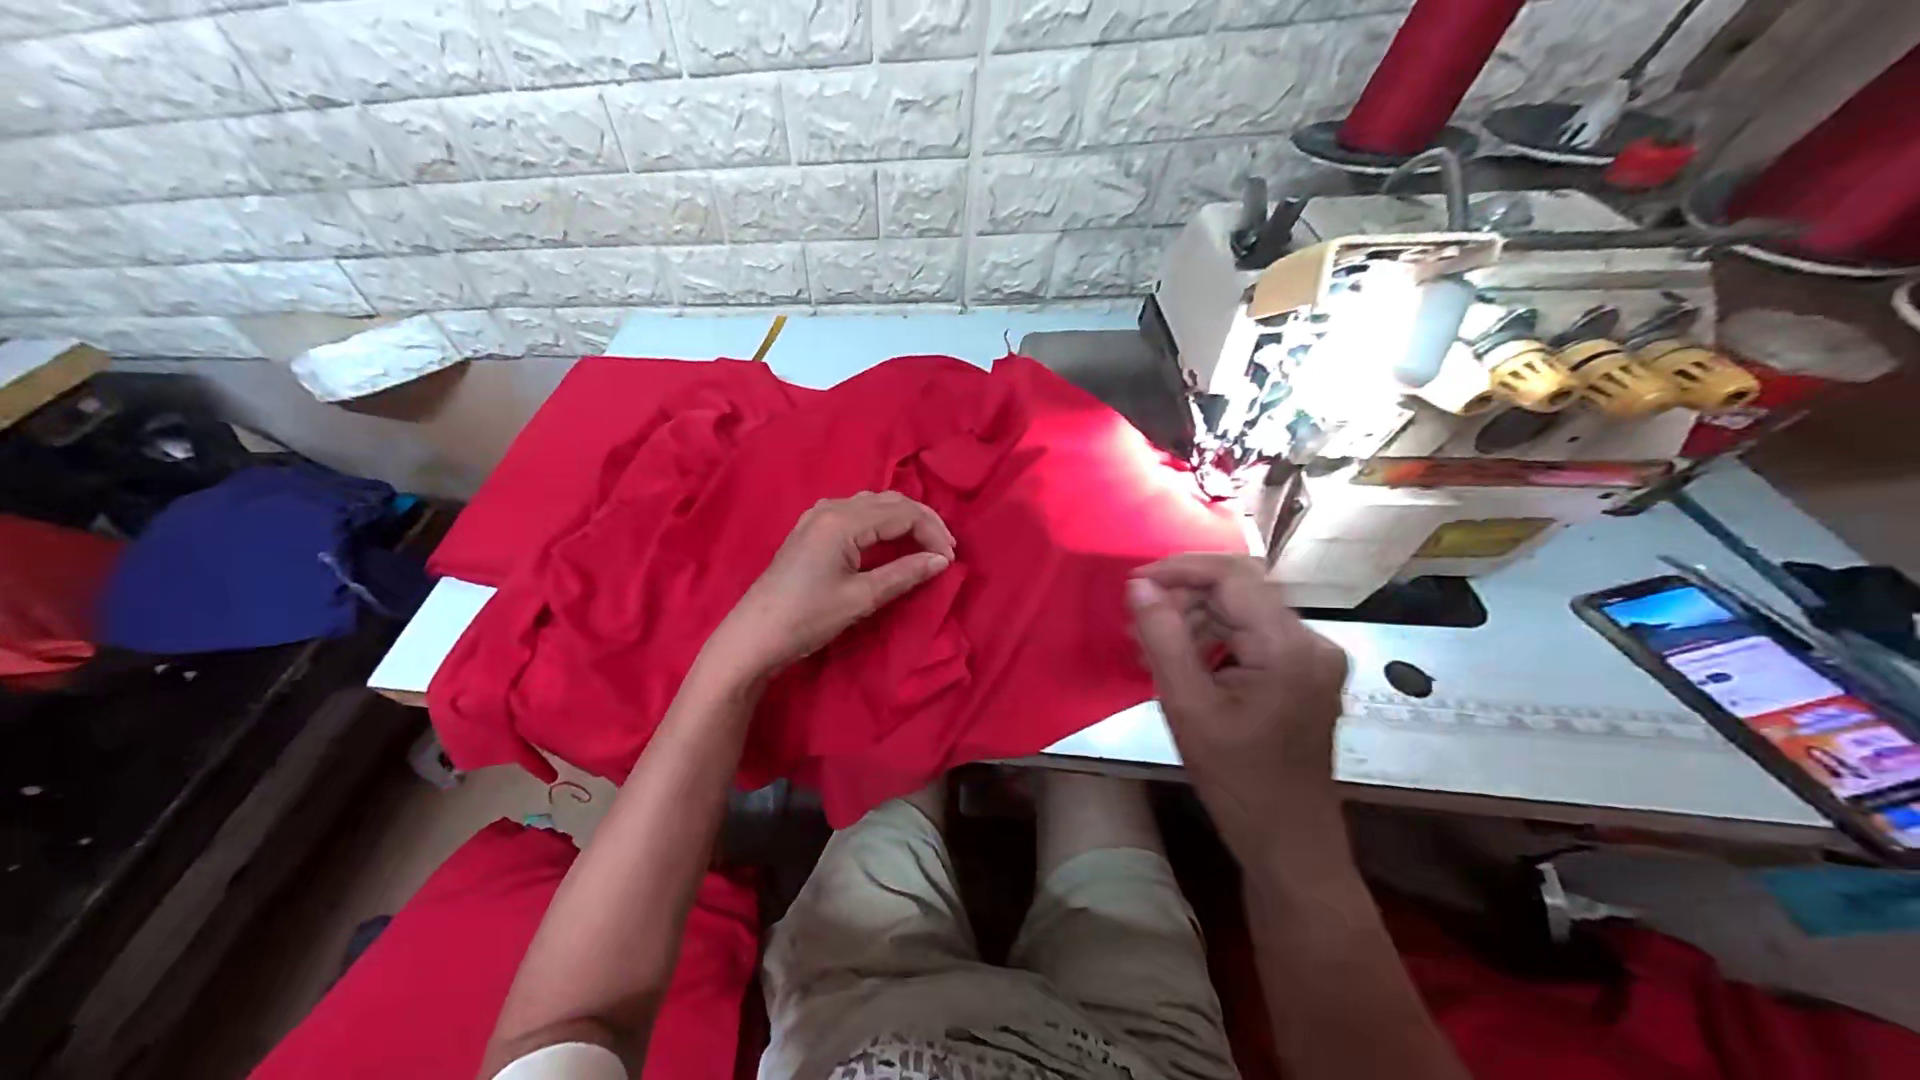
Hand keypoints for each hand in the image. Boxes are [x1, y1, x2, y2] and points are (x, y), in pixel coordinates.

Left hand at [705, 492, 955, 683]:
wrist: (754, 636)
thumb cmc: (807, 618)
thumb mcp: (861, 598)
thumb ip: (904, 574)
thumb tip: (941, 560)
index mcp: (842, 520)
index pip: (903, 513)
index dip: (932, 533)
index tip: (950, 561)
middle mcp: (830, 508)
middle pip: (890, 501)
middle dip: (922, 522)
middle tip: (944, 550)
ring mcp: (817, 517)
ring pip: (873, 504)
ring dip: (903, 520)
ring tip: (924, 545)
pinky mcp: (810, 530)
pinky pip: (855, 513)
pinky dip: (881, 522)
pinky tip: (889, 540)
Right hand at [1127, 554, 1348, 842]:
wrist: (1289, 838)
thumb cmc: (1236, 780)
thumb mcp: (1187, 707)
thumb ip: (1163, 638)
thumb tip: (1140, 586)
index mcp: (1289, 649)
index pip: (1233, 576)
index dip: (1180, 569)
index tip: (1136, 583)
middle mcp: (1313, 641)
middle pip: (1241, 589)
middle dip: (1185, 595)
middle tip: (1138, 621)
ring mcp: (1314, 655)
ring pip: (1246, 609)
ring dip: (1197, 616)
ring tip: (1153, 643)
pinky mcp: (1307, 669)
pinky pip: (1255, 633)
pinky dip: (1217, 636)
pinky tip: (1185, 659)